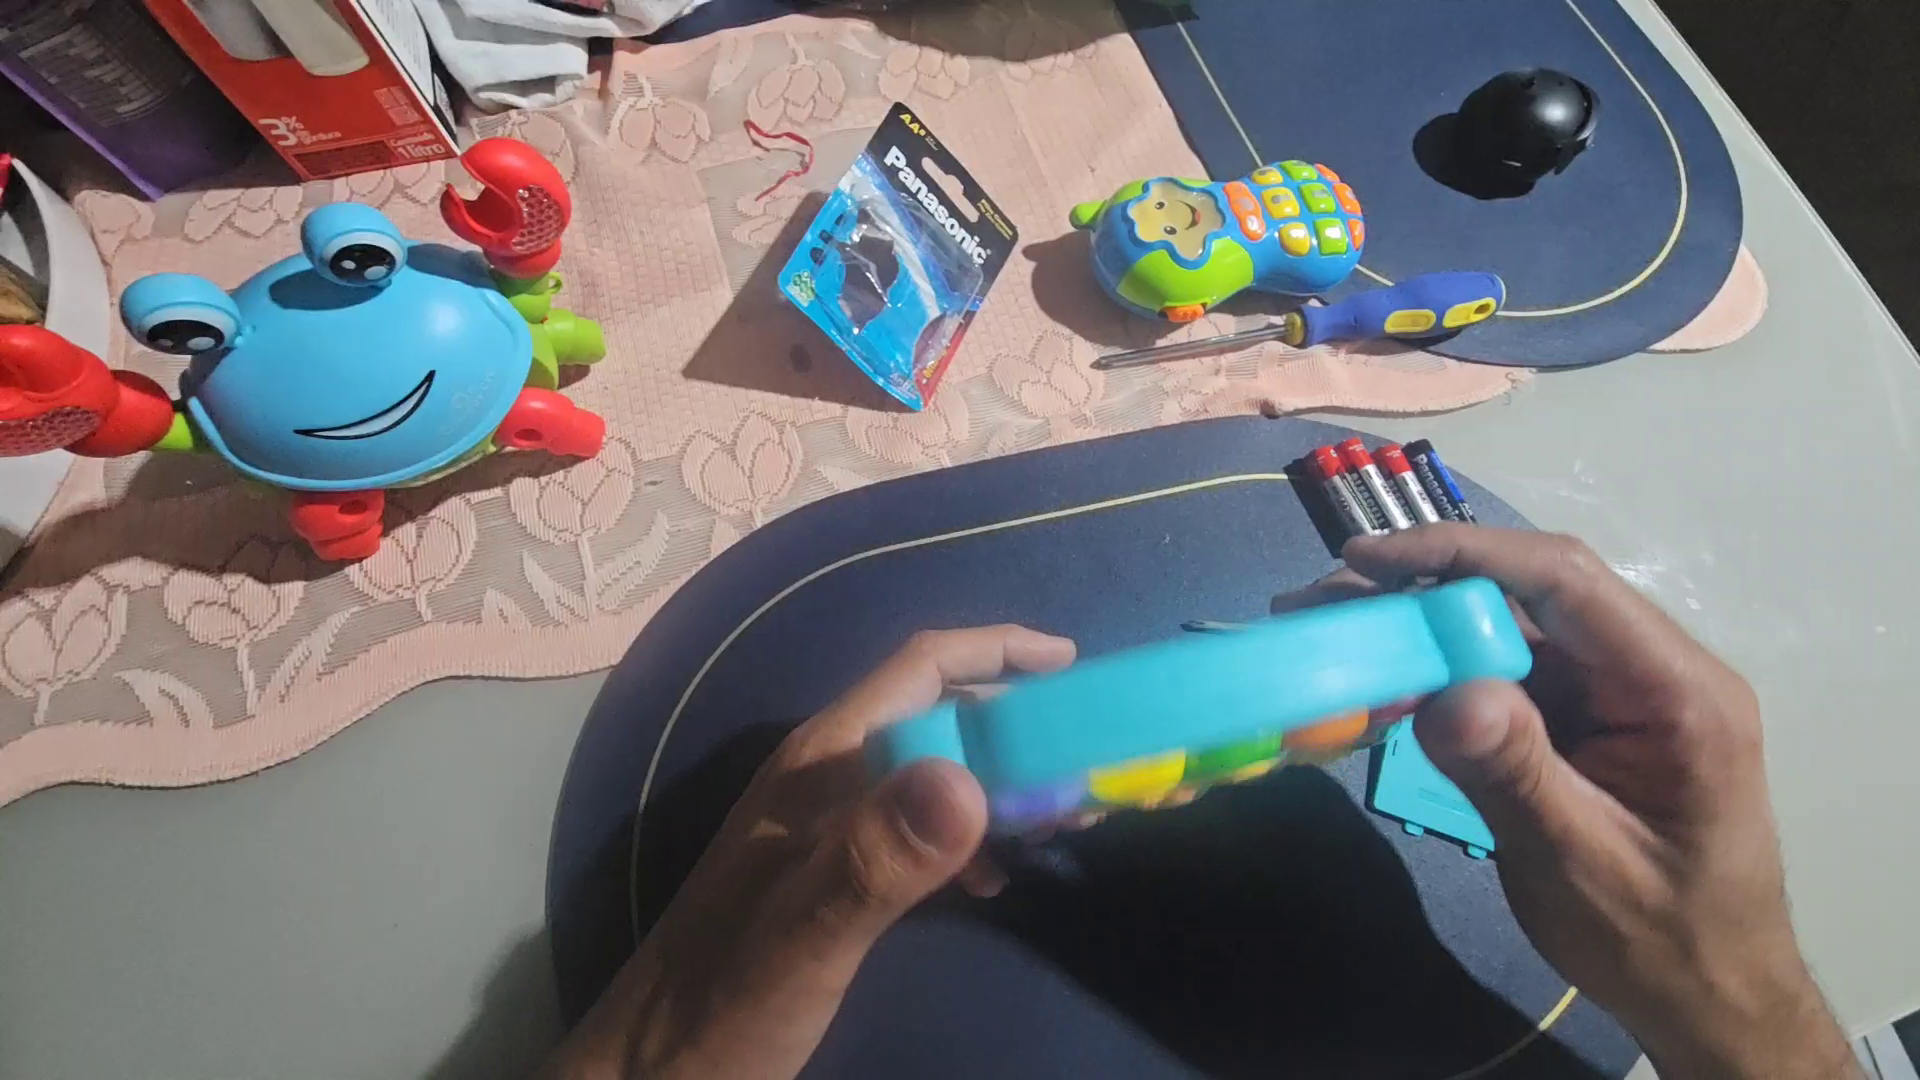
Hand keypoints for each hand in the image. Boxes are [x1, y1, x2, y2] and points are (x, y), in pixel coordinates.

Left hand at [540, 625, 1076, 1079]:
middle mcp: (834, 771)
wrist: (653, 1071)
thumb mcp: (804, 936)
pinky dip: (972, 833)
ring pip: (938, 766)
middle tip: (1082, 752)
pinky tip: (994, 875)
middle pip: (938, 711)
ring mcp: (837, 817)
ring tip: (1061, 811)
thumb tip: (967, 781)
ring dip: (1002, 779)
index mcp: (825, 758)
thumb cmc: (724, 1000)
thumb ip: (876, 859)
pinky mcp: (842, 862)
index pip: (921, 669)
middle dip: (1015, 719)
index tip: (1068, 662)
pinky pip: (924, 822)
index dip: (995, 650)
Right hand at [1340, 525, 1855, 1079]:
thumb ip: (1515, 772)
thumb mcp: (1578, 860)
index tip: (1365, 559)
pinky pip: (1477, 665)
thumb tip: (1446, 693)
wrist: (1698, 991)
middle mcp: (1632, 667)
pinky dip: (1415, 662)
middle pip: (1513, 590)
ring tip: (1322, 624)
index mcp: (1672, 689)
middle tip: (1316, 600)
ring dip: (1402, 618)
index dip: (1460, 552)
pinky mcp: (1554, 708)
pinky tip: (1367, 674)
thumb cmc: (1658, 934)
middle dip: (1409, 583)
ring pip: (1486, 622)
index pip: (1562, 580)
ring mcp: (1591, 687)